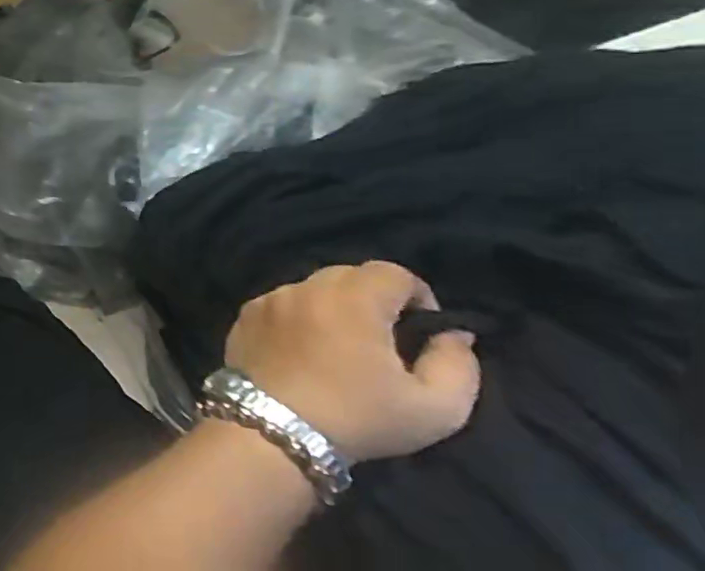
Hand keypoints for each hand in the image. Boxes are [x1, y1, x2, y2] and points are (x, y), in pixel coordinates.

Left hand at [224, 261, 478, 462]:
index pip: (394, 272)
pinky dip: (298, 318)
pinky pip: (283, 304)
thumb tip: (454, 334)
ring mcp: (272, 297)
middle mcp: (308, 286)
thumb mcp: (433, 409)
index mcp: (354, 298)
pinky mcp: (247, 312)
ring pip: (314, 289)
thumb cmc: (357, 419)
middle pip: (350, 275)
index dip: (416, 295)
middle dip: (373, 299)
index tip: (420, 329)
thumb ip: (457, 365)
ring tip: (338, 348)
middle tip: (380, 341)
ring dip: (332, 308)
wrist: (275, 432)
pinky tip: (301, 353)